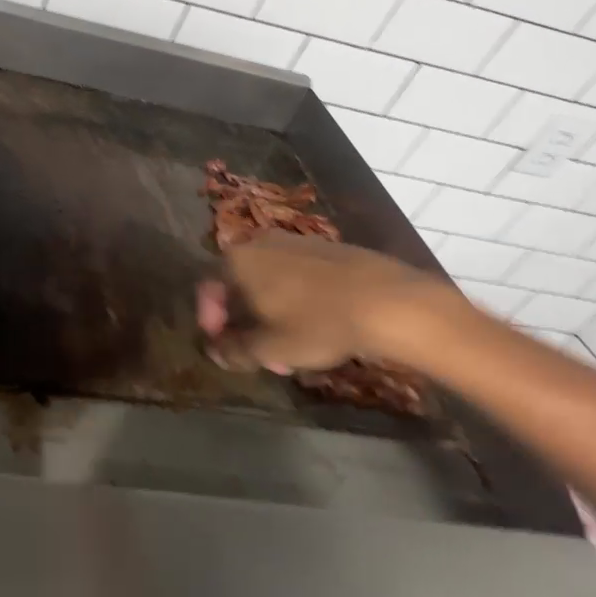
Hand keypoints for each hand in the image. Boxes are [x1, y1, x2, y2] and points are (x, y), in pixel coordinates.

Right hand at [195, 232, 457, 374]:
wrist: (387, 301)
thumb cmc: (316, 323)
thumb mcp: (269, 347)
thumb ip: (234, 349)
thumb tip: (214, 351)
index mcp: (238, 260)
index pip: (207, 288)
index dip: (209, 320)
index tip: (222, 345)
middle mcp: (261, 242)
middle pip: (240, 285)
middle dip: (245, 322)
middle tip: (260, 354)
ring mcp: (297, 242)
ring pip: (271, 282)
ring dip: (272, 315)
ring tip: (290, 348)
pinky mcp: (328, 249)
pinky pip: (299, 276)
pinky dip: (297, 301)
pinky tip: (318, 328)